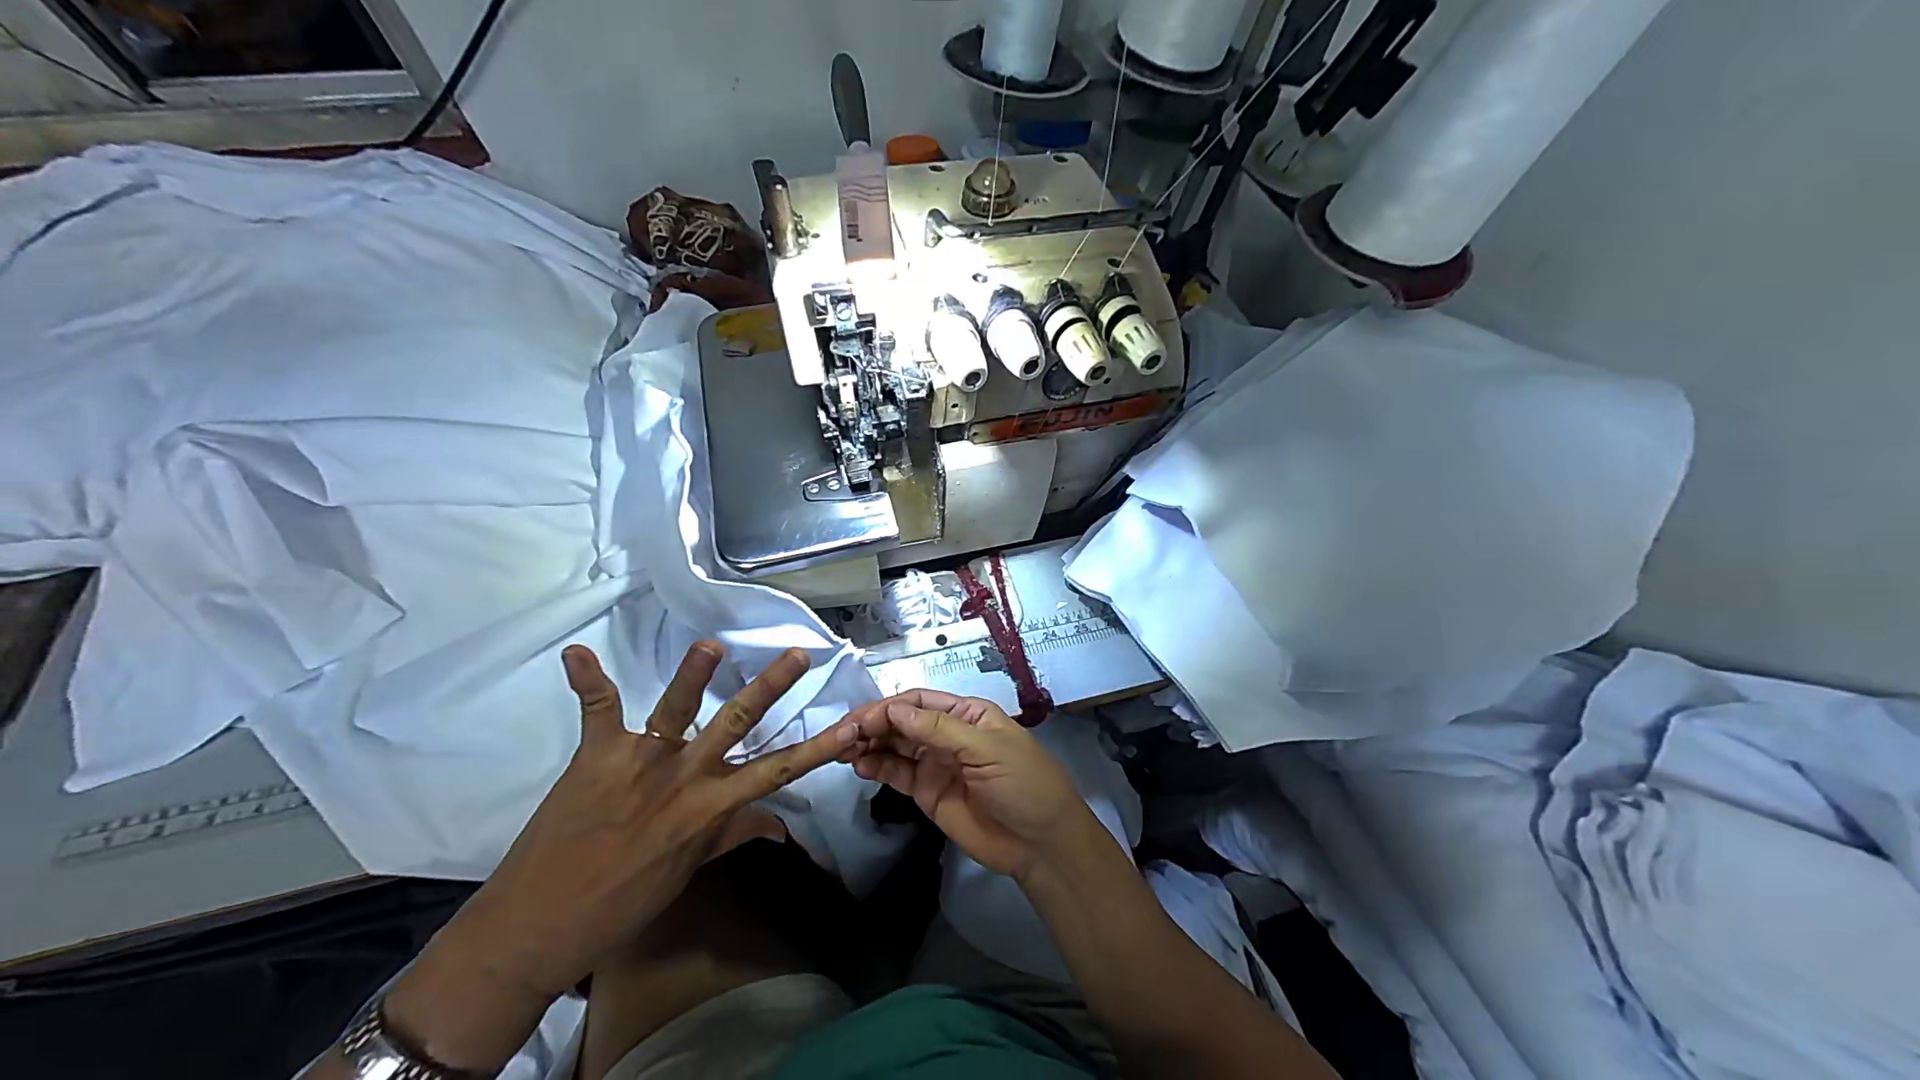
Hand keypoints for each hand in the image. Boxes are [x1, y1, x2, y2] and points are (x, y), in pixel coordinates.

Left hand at [431, 642, 856, 1000]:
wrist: (536, 929)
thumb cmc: (621, 904)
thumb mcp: (686, 871)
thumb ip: (731, 835)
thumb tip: (779, 827)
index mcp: (709, 808)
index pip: (777, 771)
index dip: (818, 749)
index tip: (851, 727)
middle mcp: (684, 777)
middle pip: (737, 723)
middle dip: (771, 687)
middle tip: (798, 655)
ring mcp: (640, 762)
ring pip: (675, 708)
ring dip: (693, 673)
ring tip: (712, 644)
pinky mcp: (596, 755)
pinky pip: (595, 709)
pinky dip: (586, 679)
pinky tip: (575, 653)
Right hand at [844, 690, 1102, 881]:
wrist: (1040, 843)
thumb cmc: (1023, 783)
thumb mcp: (987, 749)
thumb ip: (940, 729)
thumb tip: (894, 710)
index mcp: (966, 714)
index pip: (919, 702)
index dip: (889, 707)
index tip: (861, 719)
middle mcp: (946, 734)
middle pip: (902, 722)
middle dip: (872, 724)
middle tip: (841, 734)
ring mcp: (935, 764)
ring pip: (894, 746)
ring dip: (868, 744)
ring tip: (842, 749)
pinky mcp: (926, 792)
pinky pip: (896, 773)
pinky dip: (876, 767)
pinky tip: (858, 765)